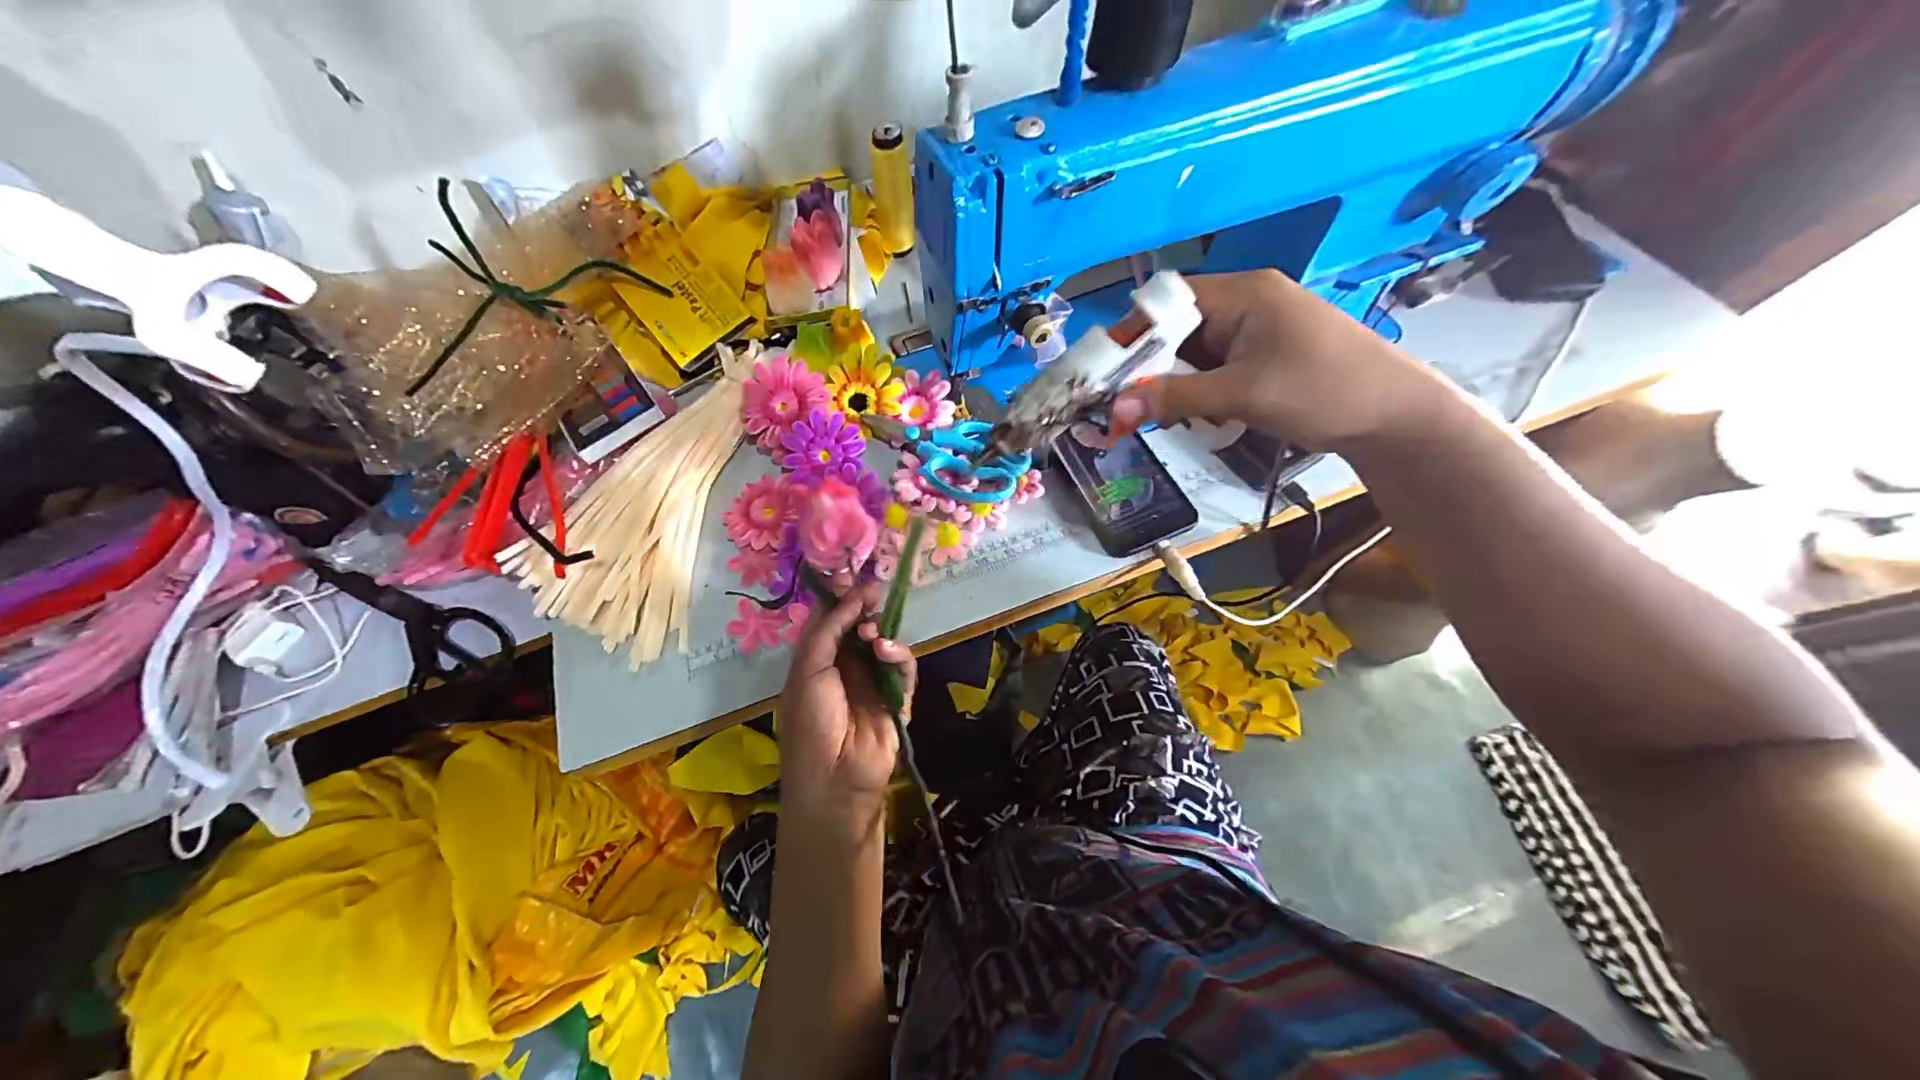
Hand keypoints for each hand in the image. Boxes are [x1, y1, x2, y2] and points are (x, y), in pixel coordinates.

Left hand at [777, 585, 916, 827]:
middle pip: (861, 627)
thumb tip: (853, 595)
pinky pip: (904, 668)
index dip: (842, 599)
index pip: (831, 621)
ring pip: (885, 644)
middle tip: (872, 600)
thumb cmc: (811, 721)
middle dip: (865, 612)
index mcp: (816, 661)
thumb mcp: (807, 670)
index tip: (854, 578)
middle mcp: (844, 668)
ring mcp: (872, 682)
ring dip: (881, 633)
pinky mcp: (898, 697)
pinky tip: (887, 653)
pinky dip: (899, 656)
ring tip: (874, 637)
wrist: (836, 777)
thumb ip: (828, 629)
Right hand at [1108, 270, 1452, 451]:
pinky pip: (1214, 368)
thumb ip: (1176, 398)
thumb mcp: (1243, 395)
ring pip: (1193, 352)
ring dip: (1178, 384)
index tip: (1107, 372)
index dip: (1133, 333)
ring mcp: (1256, 329)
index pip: (1168, 299)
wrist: (1396, 417)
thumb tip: (1115, 407)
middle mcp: (1246, 302)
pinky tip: (1207, 415)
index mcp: (1243, 293)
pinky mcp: (1264, 355)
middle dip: (1154, 367)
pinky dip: (1201, 392)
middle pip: (1176, 327)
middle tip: (1134, 405)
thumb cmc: (1324, 391)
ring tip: (1174, 416)